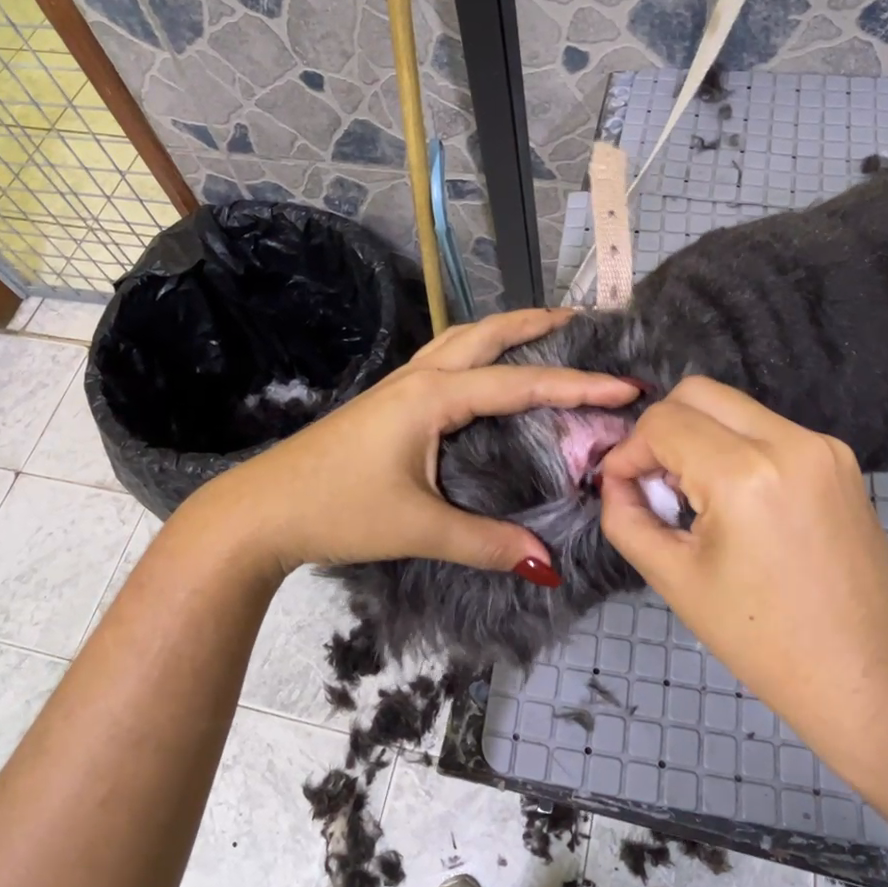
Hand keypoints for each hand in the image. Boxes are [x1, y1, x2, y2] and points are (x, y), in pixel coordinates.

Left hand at [180, 308, 638, 582]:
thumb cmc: (337, 510)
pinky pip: (444, 360)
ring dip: (504, 331)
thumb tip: (548, 564)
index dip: (576, 386)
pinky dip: (478, 353)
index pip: (518, 383)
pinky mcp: (387, 401)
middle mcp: (418, 378)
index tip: (626, 387)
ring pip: (461, 340)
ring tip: (543, 333)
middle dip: (537, 324)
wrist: (261, 511)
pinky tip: (485, 374)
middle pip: (487, 334)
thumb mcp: (417, 527)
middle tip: (585, 322)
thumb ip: (485, 542)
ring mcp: (398, 385)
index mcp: (432, 397)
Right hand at [598, 377, 887, 703]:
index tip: (621, 487)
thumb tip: (616, 482)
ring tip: (693, 496)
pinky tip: (734, 500)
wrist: (868, 672)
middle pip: (698, 392)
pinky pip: (767, 429)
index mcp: (745, 475)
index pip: (664, 423)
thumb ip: (627, 517)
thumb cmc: (762, 639)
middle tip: (653, 482)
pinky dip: (735, 447)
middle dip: (661, 429)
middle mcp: (789, 442)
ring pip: (734, 407)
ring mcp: (821, 446)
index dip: (629, 451)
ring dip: (698, 436)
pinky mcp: (839, 458)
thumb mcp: (674, 579)